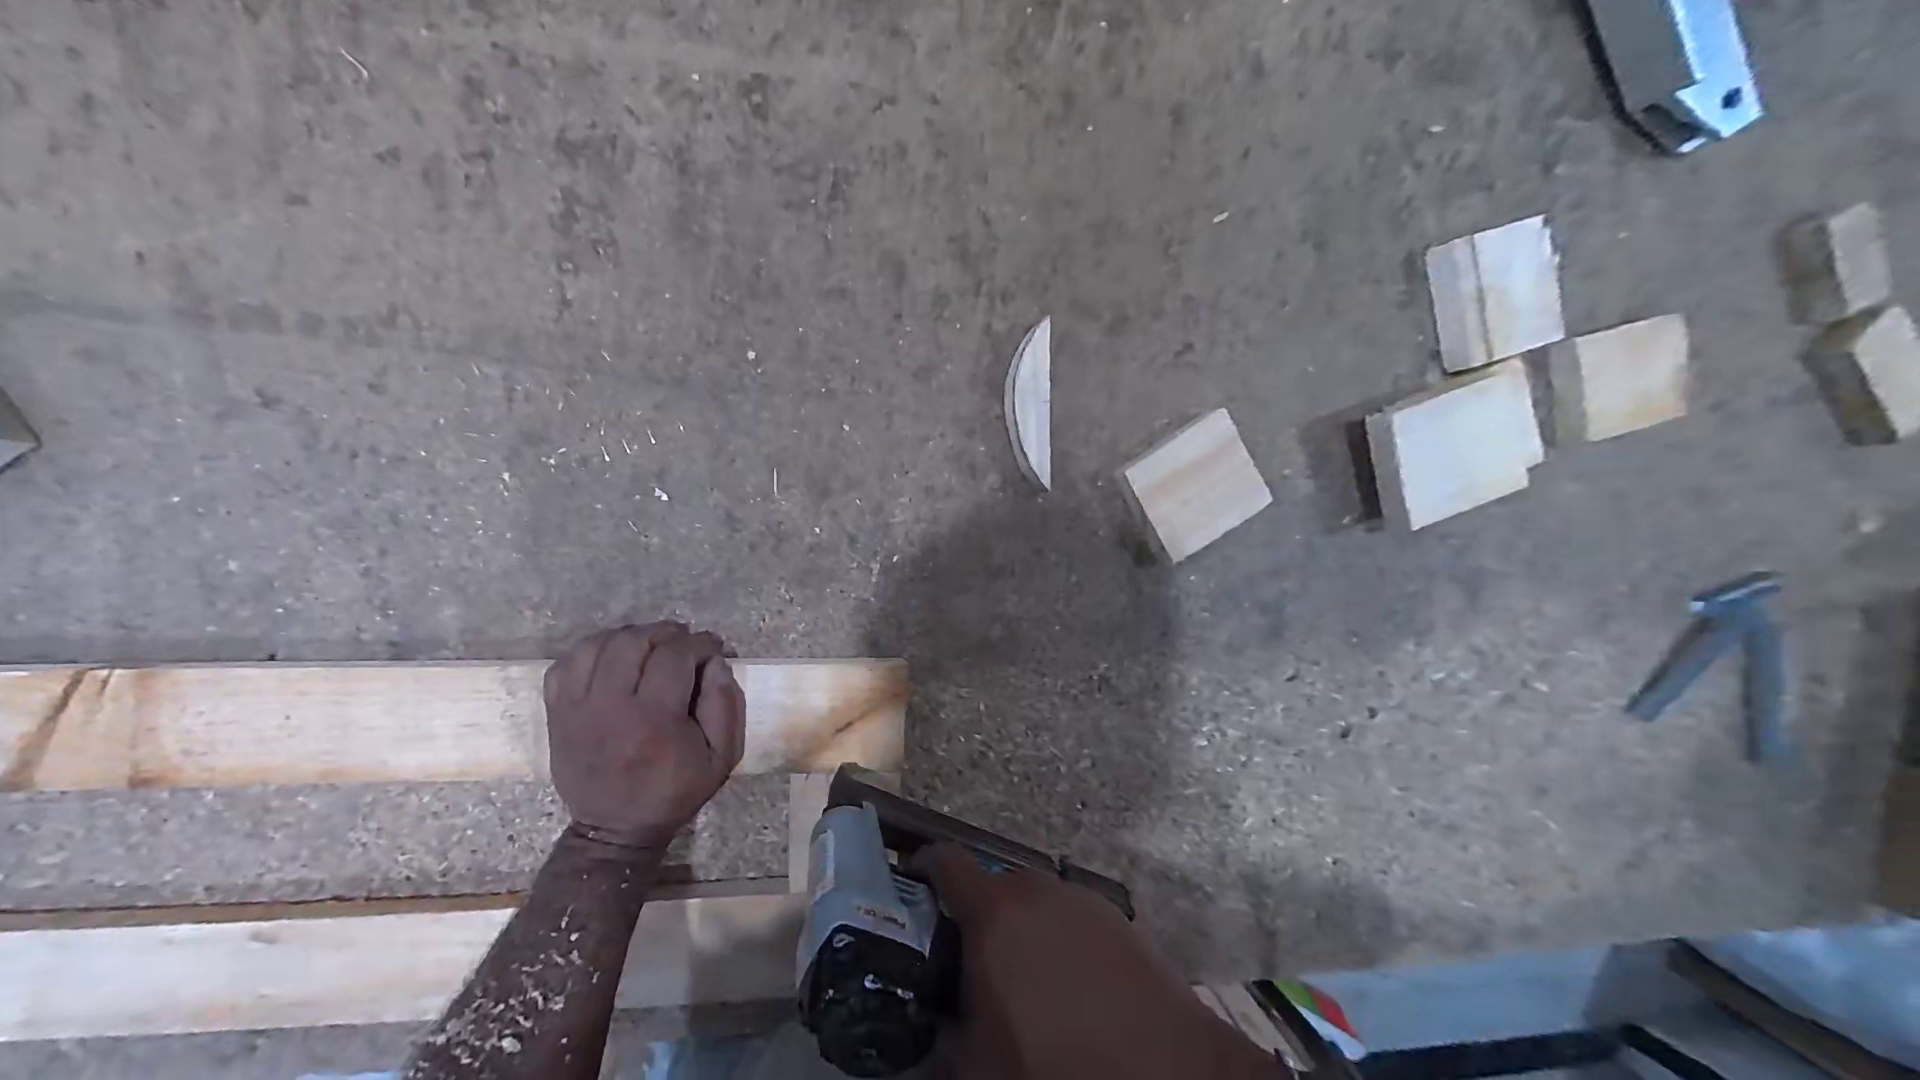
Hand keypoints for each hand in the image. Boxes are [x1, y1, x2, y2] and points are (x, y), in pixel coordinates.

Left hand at [543, 622, 745, 849]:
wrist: (615, 829)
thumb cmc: (675, 791)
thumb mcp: (721, 756)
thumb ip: (726, 704)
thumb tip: (715, 662)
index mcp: (654, 720)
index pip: (674, 655)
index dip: (699, 642)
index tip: (712, 647)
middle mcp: (609, 708)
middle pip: (634, 642)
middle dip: (666, 632)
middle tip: (683, 642)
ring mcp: (576, 709)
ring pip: (597, 645)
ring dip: (630, 636)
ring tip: (650, 646)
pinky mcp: (556, 714)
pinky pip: (566, 663)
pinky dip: (592, 651)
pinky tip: (614, 659)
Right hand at [921, 845, 1277, 1079]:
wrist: (1170, 1067)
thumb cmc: (1060, 1063)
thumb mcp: (981, 1066)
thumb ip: (942, 1041)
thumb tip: (927, 1031)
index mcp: (994, 912)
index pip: (944, 859)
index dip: (921, 866)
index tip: (910, 887)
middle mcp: (1034, 888)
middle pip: (988, 882)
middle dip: (970, 913)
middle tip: (963, 959)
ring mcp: (1077, 896)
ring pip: (1029, 898)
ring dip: (1014, 924)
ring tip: (1019, 976)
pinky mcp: (1113, 913)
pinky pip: (1065, 912)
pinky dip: (1052, 933)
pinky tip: (1066, 981)